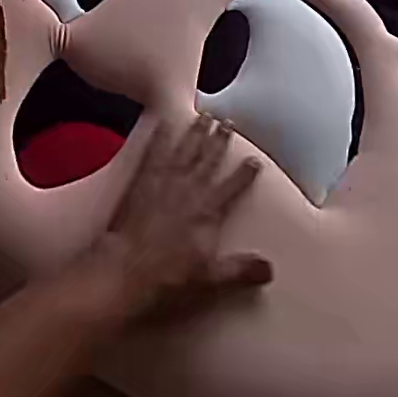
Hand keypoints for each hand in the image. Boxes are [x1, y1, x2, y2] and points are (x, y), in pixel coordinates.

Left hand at [82, 114, 270, 320]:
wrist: (126, 269)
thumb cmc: (168, 278)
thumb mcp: (210, 279)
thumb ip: (240, 270)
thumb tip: (270, 268)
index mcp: (207, 212)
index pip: (232, 187)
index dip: (245, 173)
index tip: (255, 159)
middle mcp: (189, 190)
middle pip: (208, 160)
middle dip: (220, 141)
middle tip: (228, 122)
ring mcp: (164, 182)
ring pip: (184, 150)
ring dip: (195, 132)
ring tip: (204, 117)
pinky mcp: (142, 180)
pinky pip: (153, 151)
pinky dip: (159, 135)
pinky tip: (163, 121)